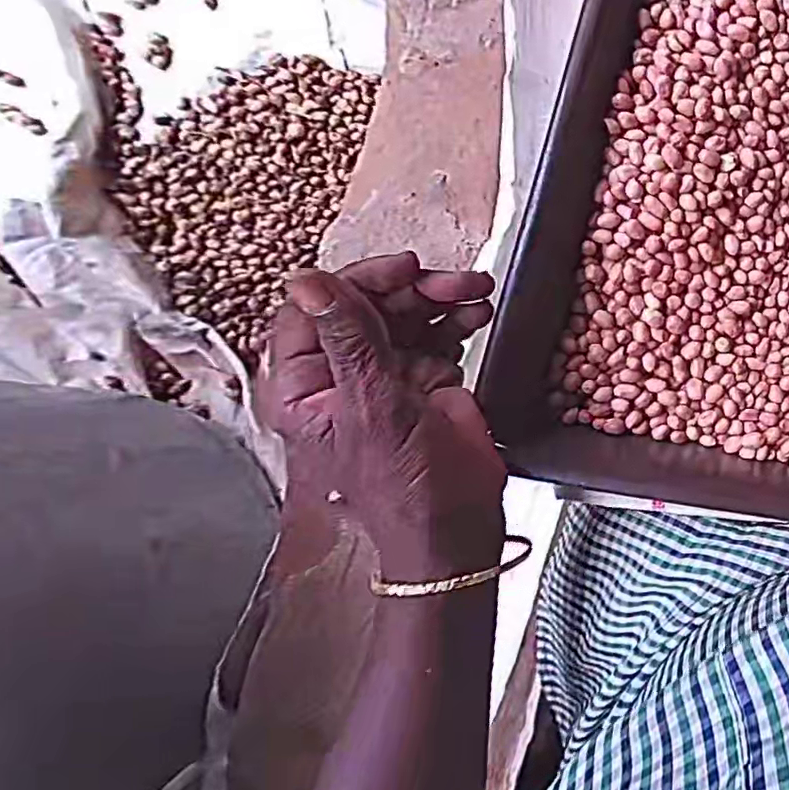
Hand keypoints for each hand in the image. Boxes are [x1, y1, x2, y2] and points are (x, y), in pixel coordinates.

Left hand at [262, 252, 505, 581]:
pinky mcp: (431, 380)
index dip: (359, 282)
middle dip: (415, 289)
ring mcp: (392, 375)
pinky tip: (478, 314)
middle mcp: (348, 373)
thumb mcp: (373, 407)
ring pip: (409, 317)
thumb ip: (348, 342)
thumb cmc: (404, 482)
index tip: (404, 269)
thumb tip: (311, 283)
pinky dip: (461, 320)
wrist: (456, 520)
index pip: (319, 311)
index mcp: (310, 384)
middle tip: (454, 283)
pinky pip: (441, 335)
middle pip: (371, 307)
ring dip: (444, 299)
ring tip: (477, 293)